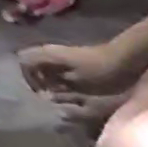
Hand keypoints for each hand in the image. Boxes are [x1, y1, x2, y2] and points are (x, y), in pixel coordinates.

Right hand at [18, 42, 144, 96]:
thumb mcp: (78, 81)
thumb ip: (58, 83)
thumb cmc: (101, 71)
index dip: (29, 79)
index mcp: (48, 55)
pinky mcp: (74, 58)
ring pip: (45, 65)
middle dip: (37, 80)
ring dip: (48, 79)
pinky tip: (70, 89)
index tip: (42, 94)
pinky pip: (58, 67)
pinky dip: (59, 77)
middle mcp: (51, 51)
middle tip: (50, 95)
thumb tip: (46, 91)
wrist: (122, 59)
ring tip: (60, 94)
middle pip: (32, 63)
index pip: (24, 62)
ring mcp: (62, 54)